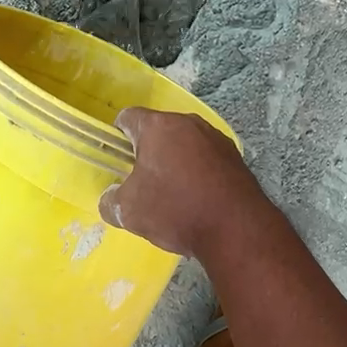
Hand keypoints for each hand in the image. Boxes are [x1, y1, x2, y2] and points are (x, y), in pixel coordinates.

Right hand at [99, 107, 270, 257]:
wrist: (236, 228)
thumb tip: (110, 199)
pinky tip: (199, 197)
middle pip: (158, 129)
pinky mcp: (234, 155)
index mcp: (157, 126)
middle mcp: (187, 122)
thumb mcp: (130, 212)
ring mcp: (214, 137)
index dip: (118, 135)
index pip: (128, 117)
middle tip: (143, 181)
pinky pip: (206, 157)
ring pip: (184, 142)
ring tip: (173, 193)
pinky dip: (198, 170)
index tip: (117, 158)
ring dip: (175, 160)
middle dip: (148, 151)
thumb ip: (111, 201)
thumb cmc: (175, 210)